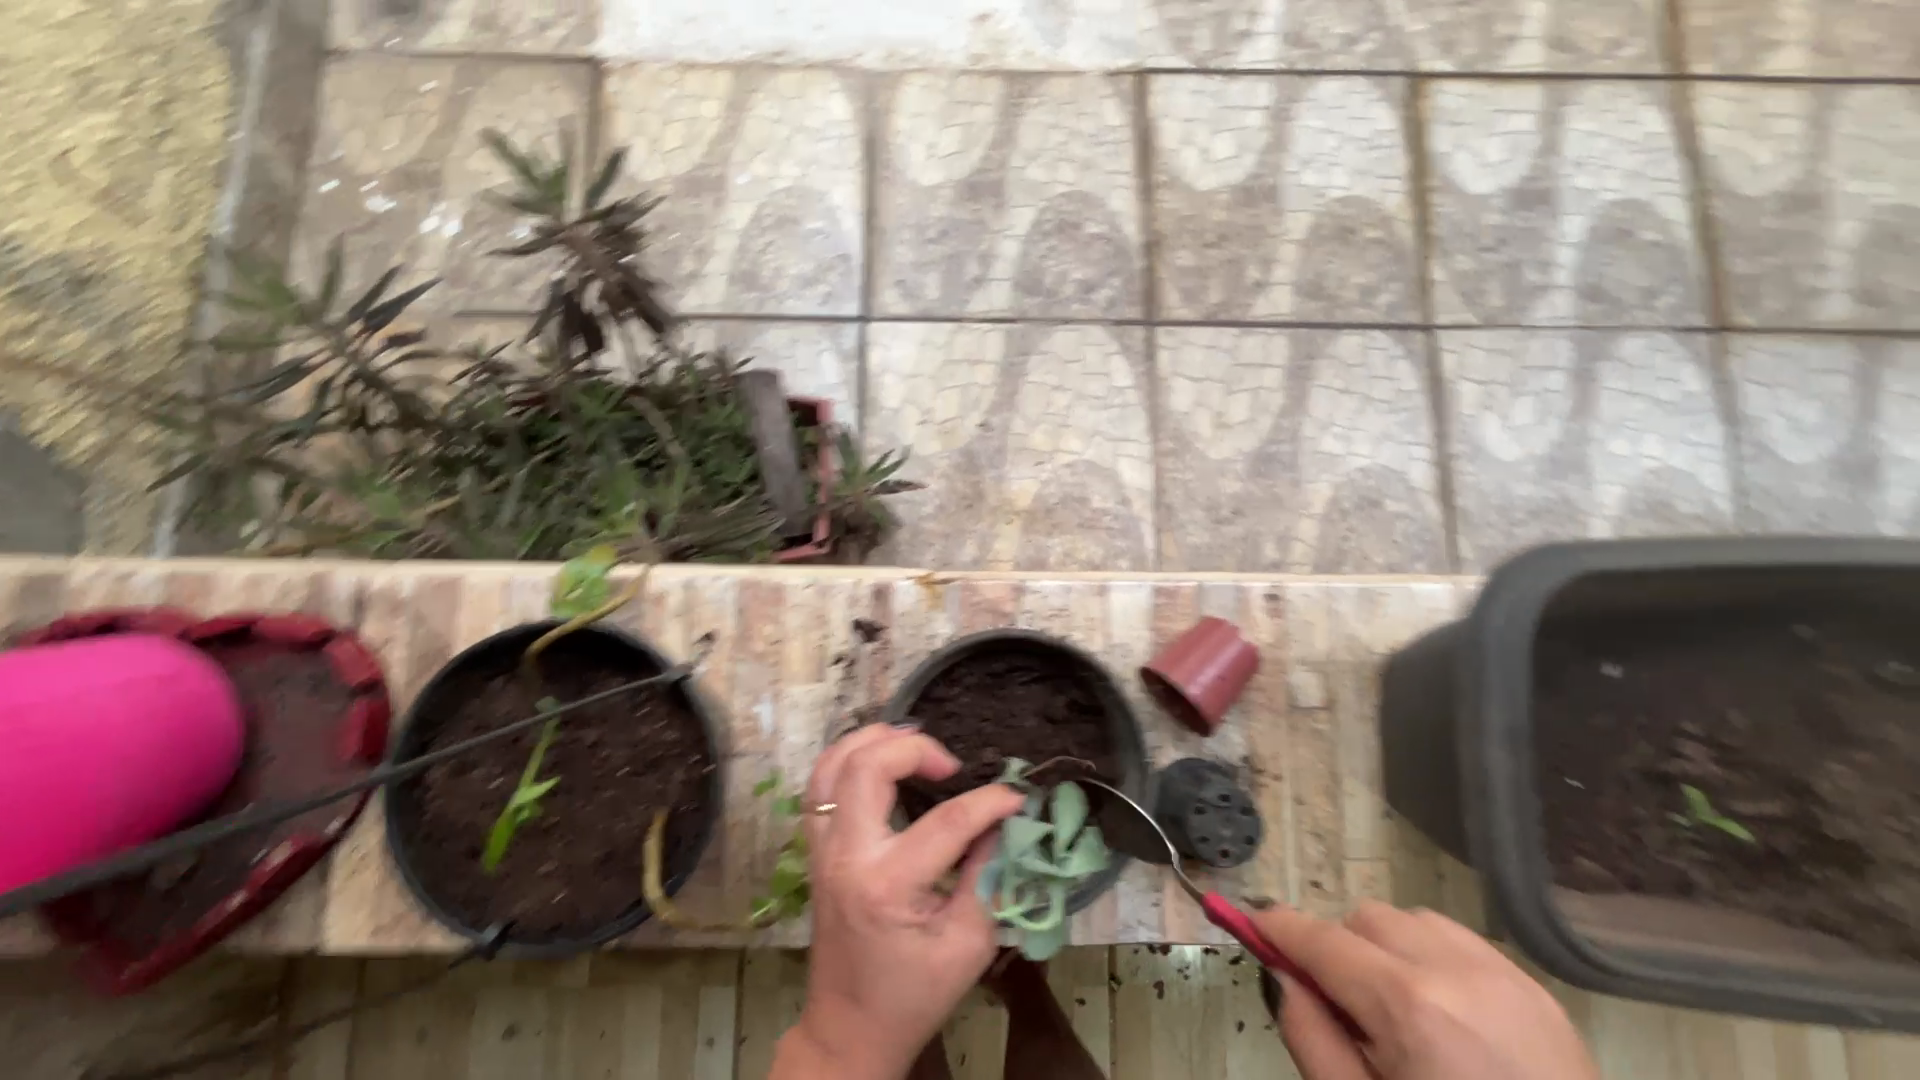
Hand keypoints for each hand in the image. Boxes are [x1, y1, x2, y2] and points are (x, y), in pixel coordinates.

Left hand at [773, 724, 1024, 1079]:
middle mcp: (846, 857)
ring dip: (872, 741)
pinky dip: (849, 758)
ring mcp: (822, 850)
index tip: (1017, 797)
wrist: (850, 1027)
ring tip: (913, 743)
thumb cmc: (914, 994)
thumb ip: (990, 875)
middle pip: (866, 768)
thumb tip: (1006, 822)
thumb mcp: (970, 943)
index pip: (946, 821)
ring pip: (832, 765)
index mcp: (887, 887)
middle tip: (950, 765)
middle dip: (914, 749)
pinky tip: (880, 760)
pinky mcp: (816, 850)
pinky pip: (820, 785)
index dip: (989, 801)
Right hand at [1250, 901, 1597, 1079]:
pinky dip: (1431, 956)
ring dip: (1386, 947)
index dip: (1277, 927)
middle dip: (1339, 948)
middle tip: (1341, 1005)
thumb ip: (1310, 1037)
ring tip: (1396, 1008)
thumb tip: (1279, 974)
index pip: (1321, 941)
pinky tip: (1442, 1011)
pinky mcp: (1536, 989)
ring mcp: (1502, 974)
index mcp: (1407, 1007)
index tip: (1250, 924)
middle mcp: (1454, 971)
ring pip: (1411, 921)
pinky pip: (1459, 939)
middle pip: (1364, 919)